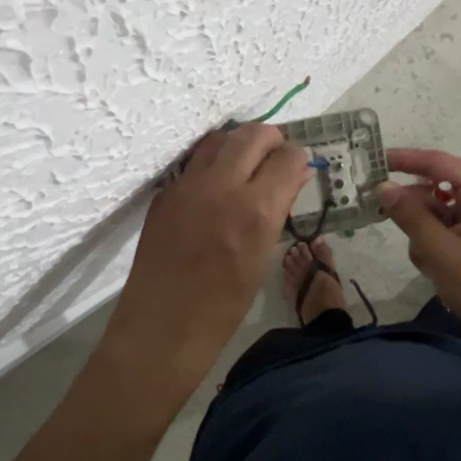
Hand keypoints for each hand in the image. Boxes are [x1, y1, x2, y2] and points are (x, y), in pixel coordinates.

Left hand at [107, 124, 312, 365]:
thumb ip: (277, 211)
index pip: (288, 157)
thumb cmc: (224, 306)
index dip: (298, 159)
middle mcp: (223, 186)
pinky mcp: (165, 193)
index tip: (298, 167)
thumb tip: (294, 178)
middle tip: (274, 156)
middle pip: (253, 135)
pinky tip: (214, 188)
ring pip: (219, 139)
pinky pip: (194, 163)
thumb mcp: (263, 258)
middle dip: (271, 140)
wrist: (163, 325)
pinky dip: (211, 165)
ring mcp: (188, 186)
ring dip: (237, 145)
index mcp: (256, 209)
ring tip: (243, 165)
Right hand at [380, 148, 460, 350]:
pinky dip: (433, 246)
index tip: (375, 161)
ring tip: (427, 261)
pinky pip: (445, 232)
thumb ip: (410, 216)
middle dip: (413, 207)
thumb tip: (384, 187)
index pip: (439, 163)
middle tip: (382, 215)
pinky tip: (434, 269)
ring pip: (436, 214)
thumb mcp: (440, 252)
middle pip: (435, 189)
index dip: (406, 159)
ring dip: (423, 234)